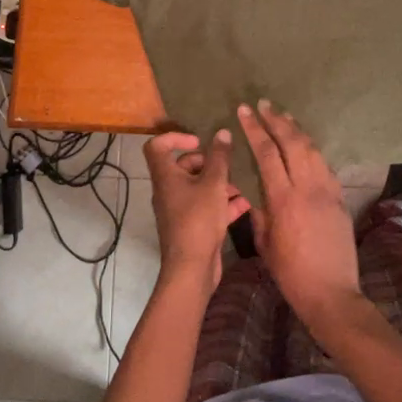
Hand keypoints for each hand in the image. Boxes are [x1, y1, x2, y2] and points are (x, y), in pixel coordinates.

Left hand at [143, 129, 249, 290]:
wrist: (192, 268)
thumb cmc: (198, 219)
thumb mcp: (213, 184)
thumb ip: (220, 157)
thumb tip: (222, 133)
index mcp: (166, 176)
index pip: (157, 146)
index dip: (175, 138)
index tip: (198, 141)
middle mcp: (169, 190)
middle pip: (183, 166)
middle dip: (208, 163)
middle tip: (227, 165)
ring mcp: (179, 209)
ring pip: (198, 187)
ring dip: (219, 183)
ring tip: (242, 184)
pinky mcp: (192, 226)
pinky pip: (206, 207)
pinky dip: (223, 203)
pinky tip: (245, 203)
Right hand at [236, 100, 363, 329]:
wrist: (332, 294)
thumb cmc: (291, 273)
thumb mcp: (264, 244)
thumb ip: (259, 212)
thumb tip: (253, 190)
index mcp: (283, 199)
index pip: (266, 153)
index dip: (255, 129)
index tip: (245, 111)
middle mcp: (307, 187)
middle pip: (292, 142)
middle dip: (276, 120)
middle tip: (264, 104)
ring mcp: (327, 191)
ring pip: (311, 148)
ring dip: (296, 129)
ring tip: (283, 116)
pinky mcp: (339, 198)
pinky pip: (324, 165)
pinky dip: (311, 149)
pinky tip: (304, 144)